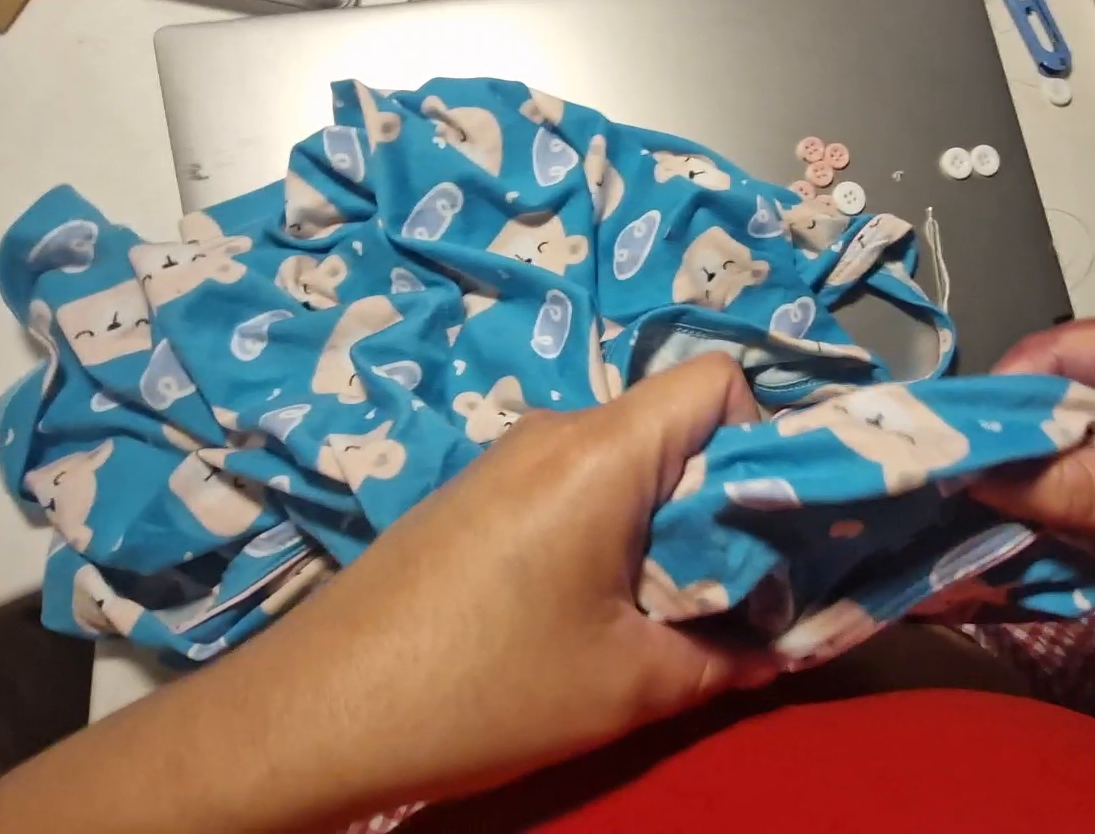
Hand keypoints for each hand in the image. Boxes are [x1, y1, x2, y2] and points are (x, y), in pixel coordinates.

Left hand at [254, 352, 776, 807]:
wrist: (309, 714)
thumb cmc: (483, 688)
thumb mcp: (627, 685)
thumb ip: (726, 658)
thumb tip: (785, 650)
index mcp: (605, 451)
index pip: (714, 380)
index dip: (759, 433)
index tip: (759, 515)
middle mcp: (561, 427)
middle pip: (675, 418)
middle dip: (718, 489)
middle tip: (725, 571)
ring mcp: (516, 451)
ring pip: (630, 449)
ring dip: (664, 509)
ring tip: (655, 593)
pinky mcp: (486, 483)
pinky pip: (580, 472)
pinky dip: (613, 515)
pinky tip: (587, 591)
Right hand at [974, 305, 1094, 624]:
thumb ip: (1077, 487)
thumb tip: (973, 477)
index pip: (1051, 354)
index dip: (1001, 398)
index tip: (953, 447)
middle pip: (1036, 387)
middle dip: (1003, 436)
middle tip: (958, 482)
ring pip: (1036, 426)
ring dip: (1015, 468)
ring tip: (980, 504)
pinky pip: (1048, 458)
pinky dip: (1032, 488)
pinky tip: (1014, 514)